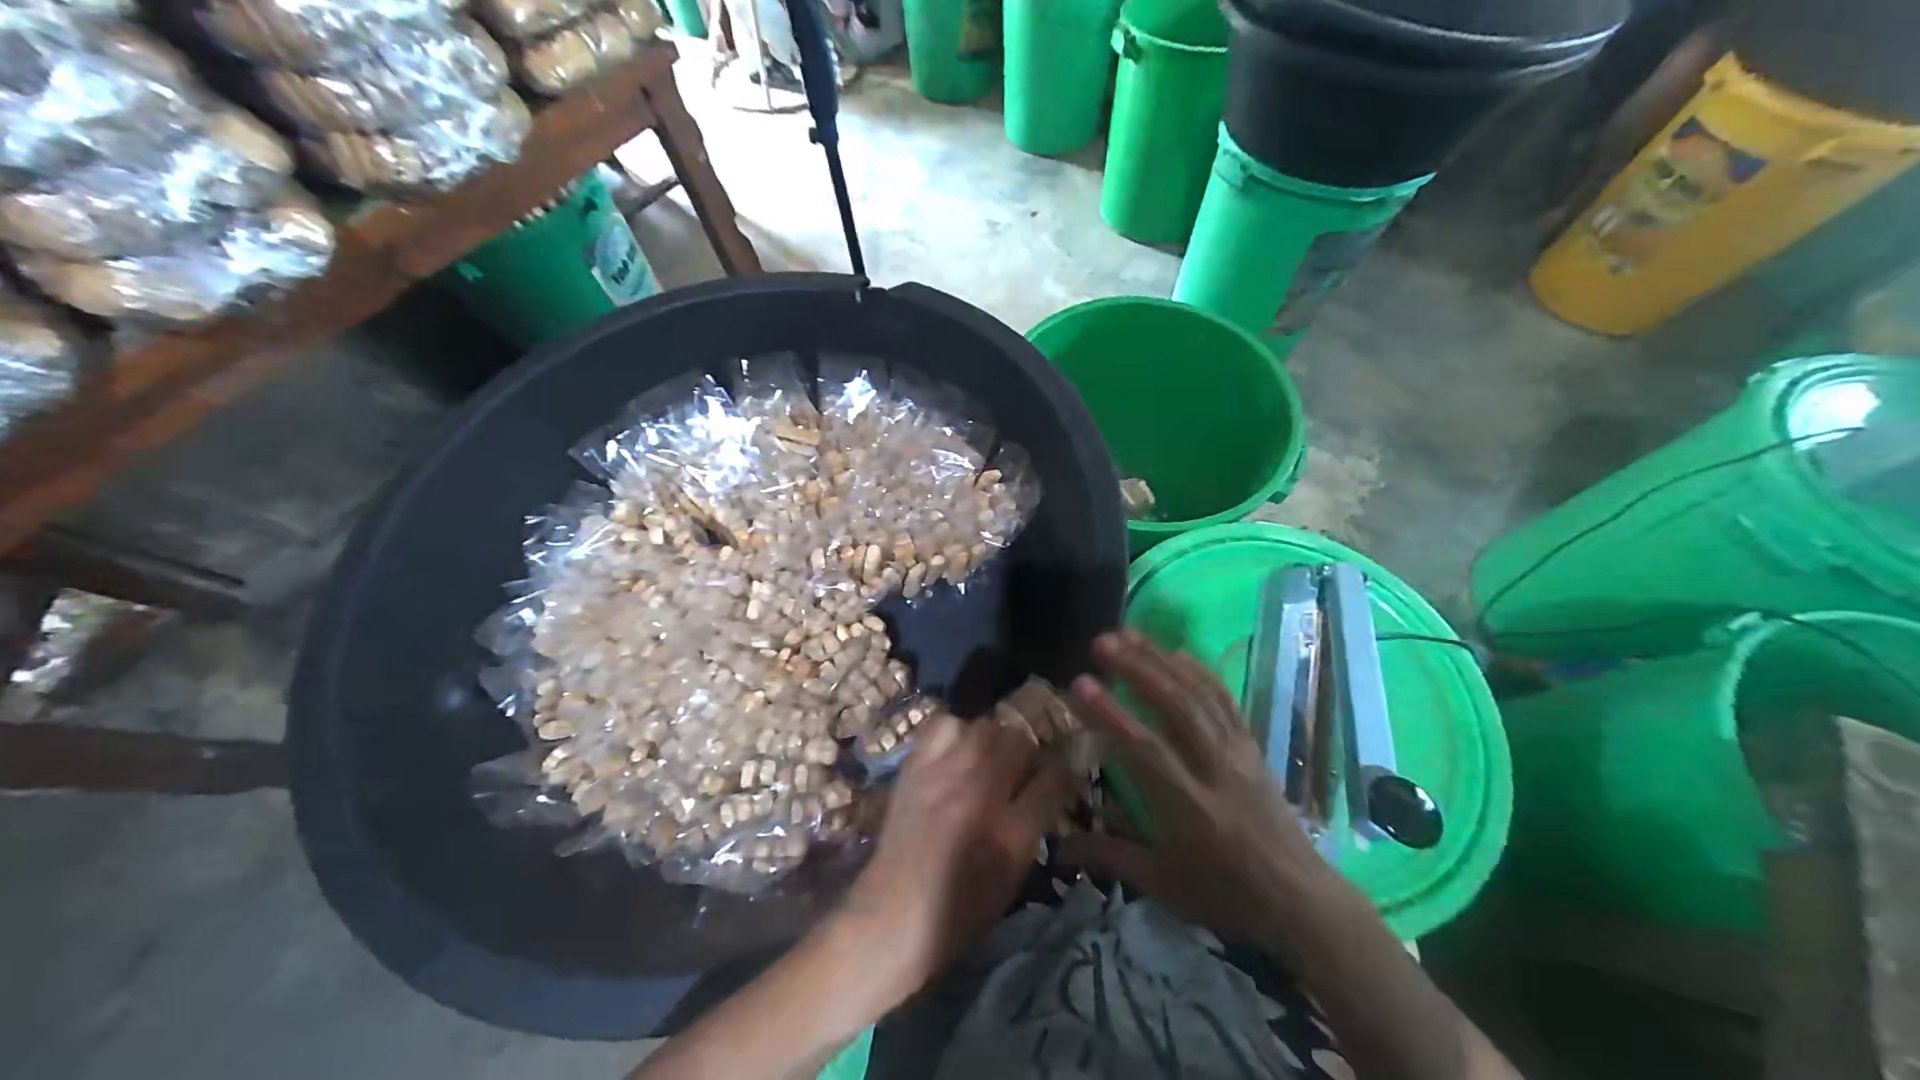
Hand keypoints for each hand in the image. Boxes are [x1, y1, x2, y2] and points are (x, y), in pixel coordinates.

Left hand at [833, 710, 1072, 1002]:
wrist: (893, 915)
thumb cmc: (960, 909)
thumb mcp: (1013, 875)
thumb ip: (1033, 826)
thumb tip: (1044, 791)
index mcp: (1013, 831)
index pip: (1053, 780)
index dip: (1060, 777)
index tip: (1056, 781)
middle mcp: (981, 792)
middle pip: (1019, 740)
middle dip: (1027, 753)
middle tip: (1019, 771)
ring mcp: (944, 774)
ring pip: (984, 727)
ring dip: (993, 740)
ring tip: (986, 759)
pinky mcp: (915, 767)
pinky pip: (944, 724)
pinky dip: (955, 732)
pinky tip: (955, 753)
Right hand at [1062, 629, 1337, 946]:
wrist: (1301, 900)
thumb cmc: (1226, 895)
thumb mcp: (1163, 883)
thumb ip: (1110, 856)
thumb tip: (1060, 846)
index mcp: (1190, 808)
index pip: (1146, 751)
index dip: (1112, 714)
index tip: (1080, 683)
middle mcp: (1216, 770)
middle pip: (1177, 708)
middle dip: (1138, 669)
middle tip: (1102, 641)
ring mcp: (1238, 755)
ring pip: (1200, 697)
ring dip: (1163, 661)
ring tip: (1129, 635)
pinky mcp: (1253, 748)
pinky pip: (1226, 702)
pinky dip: (1200, 672)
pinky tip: (1176, 652)